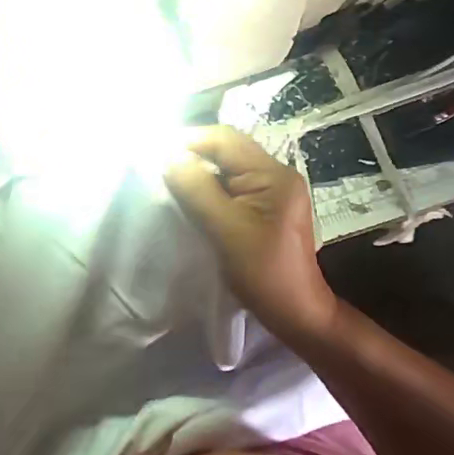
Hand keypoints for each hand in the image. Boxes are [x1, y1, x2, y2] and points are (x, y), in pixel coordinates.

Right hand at [164, 126, 337, 343]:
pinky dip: (208, 191)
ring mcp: (272, 192)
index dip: (188, 141)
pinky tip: (191, 203)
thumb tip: (169, 157)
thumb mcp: (226, 230)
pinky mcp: (265, 208)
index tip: (155, 154)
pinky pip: (231, 187)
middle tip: (158, 171)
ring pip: (226, 169)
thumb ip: (196, 189)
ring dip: (198, 175)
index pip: (225, 139)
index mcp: (273, 174)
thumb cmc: (265, 274)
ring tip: (169, 187)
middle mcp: (276, 174)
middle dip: (191, 156)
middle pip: (226, 151)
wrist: (298, 315)